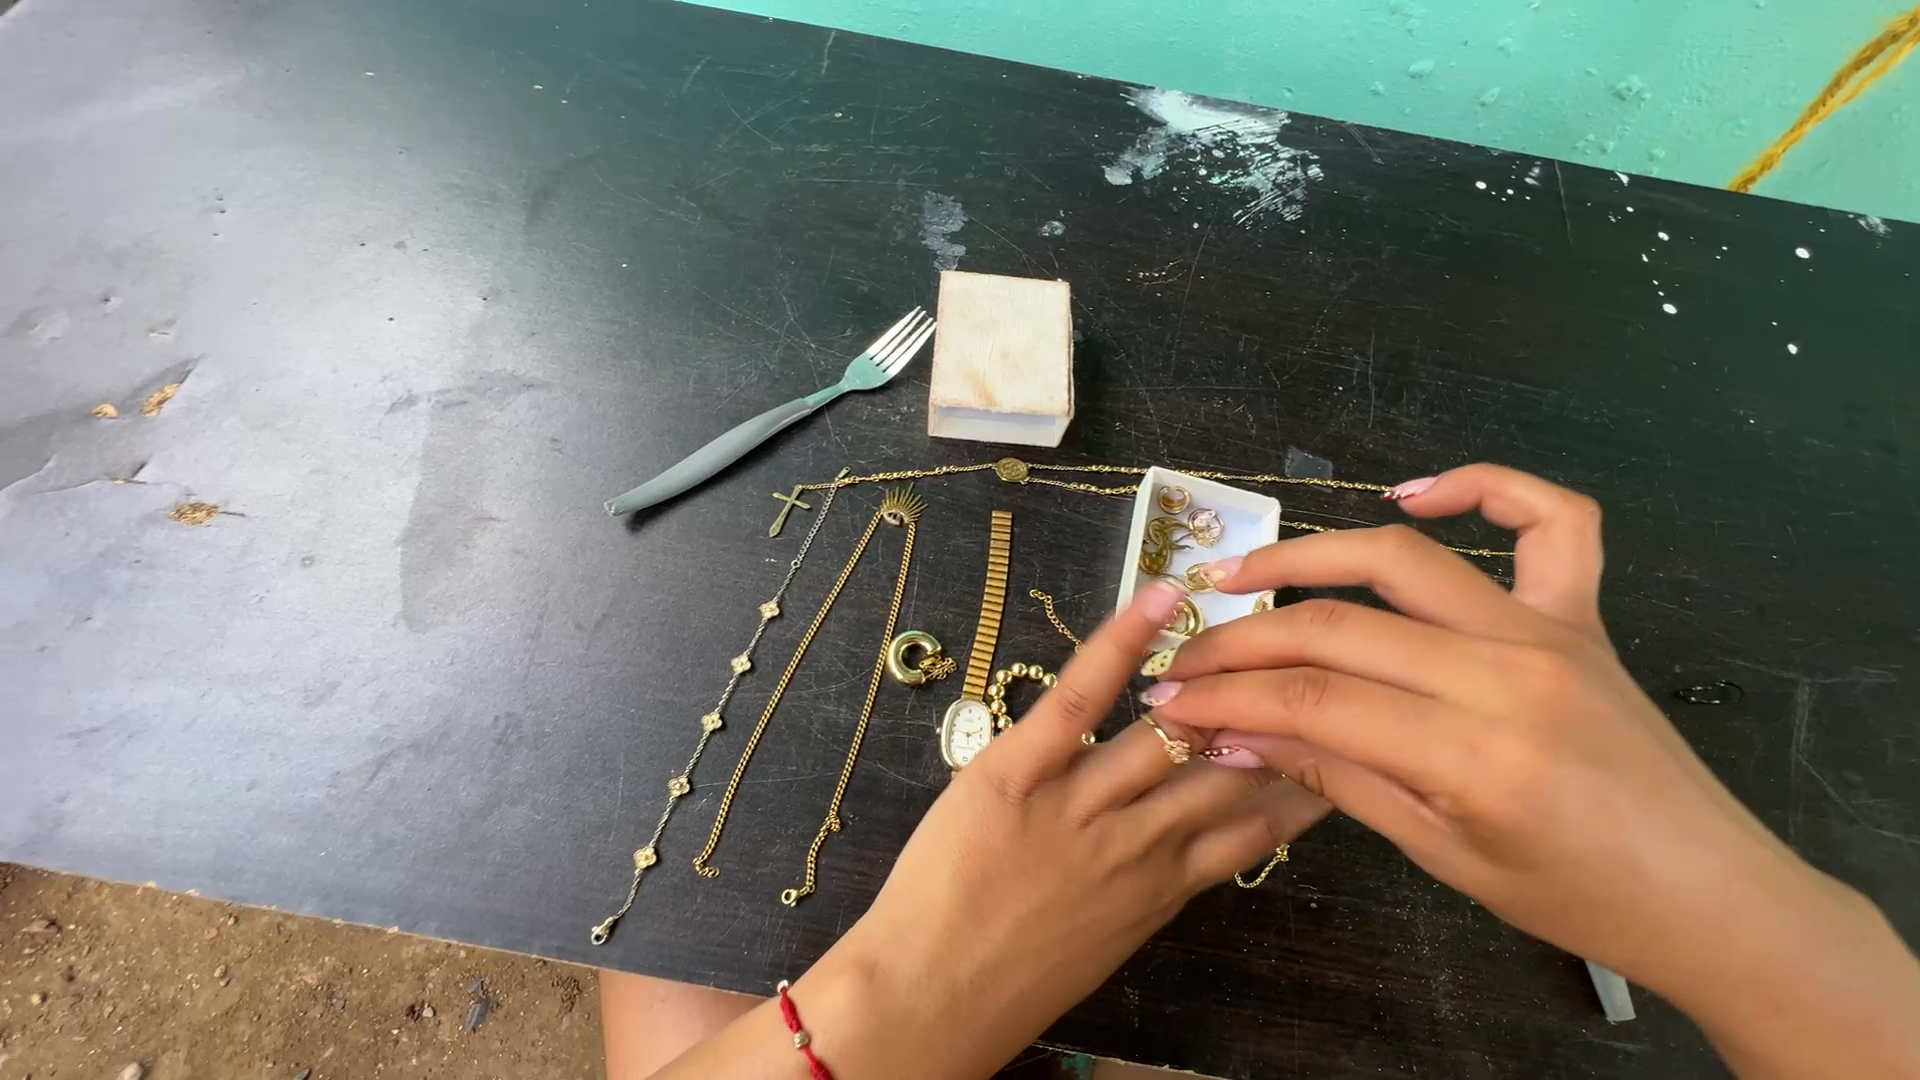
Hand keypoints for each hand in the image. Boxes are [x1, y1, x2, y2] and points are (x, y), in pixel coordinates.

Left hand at [789, 581, 1328, 1078]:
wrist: (928, 1000)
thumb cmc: (1009, 981)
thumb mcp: (1104, 942)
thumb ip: (1150, 885)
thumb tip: (1186, 837)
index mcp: (1160, 889)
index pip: (1251, 829)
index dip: (1298, 784)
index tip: (1336, 747)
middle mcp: (1137, 843)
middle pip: (1225, 772)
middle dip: (1272, 723)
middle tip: (1312, 671)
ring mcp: (1079, 803)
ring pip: (1168, 736)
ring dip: (1217, 685)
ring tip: (1257, 636)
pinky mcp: (1018, 770)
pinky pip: (1079, 698)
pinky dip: (1119, 644)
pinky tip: (1157, 599)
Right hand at [1149, 464, 1919, 1074]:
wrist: (1715, 898)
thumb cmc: (1572, 895)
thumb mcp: (1435, 851)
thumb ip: (1328, 773)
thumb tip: (1227, 733)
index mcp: (1478, 755)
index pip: (1311, 700)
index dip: (1225, 696)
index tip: (1168, 699)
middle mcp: (1510, 672)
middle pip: (1337, 625)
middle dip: (1240, 638)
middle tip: (1184, 655)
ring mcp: (1550, 629)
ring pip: (1400, 559)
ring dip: (1304, 556)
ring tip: (1236, 573)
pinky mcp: (1581, 612)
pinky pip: (1551, 521)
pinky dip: (1486, 486)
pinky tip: (1417, 493)